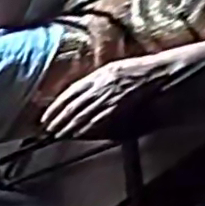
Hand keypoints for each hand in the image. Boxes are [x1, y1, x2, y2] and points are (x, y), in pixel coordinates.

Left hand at [41, 56, 178, 137]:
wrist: (160, 71)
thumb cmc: (135, 70)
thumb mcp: (111, 70)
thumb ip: (91, 82)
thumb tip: (71, 97)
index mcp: (98, 74)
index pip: (69, 93)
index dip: (54, 107)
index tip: (44, 118)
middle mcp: (101, 85)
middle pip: (72, 106)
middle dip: (58, 120)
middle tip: (47, 130)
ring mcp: (109, 95)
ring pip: (82, 115)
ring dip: (68, 127)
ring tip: (58, 135)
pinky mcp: (118, 104)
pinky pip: (97, 119)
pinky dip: (85, 127)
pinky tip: (76, 133)